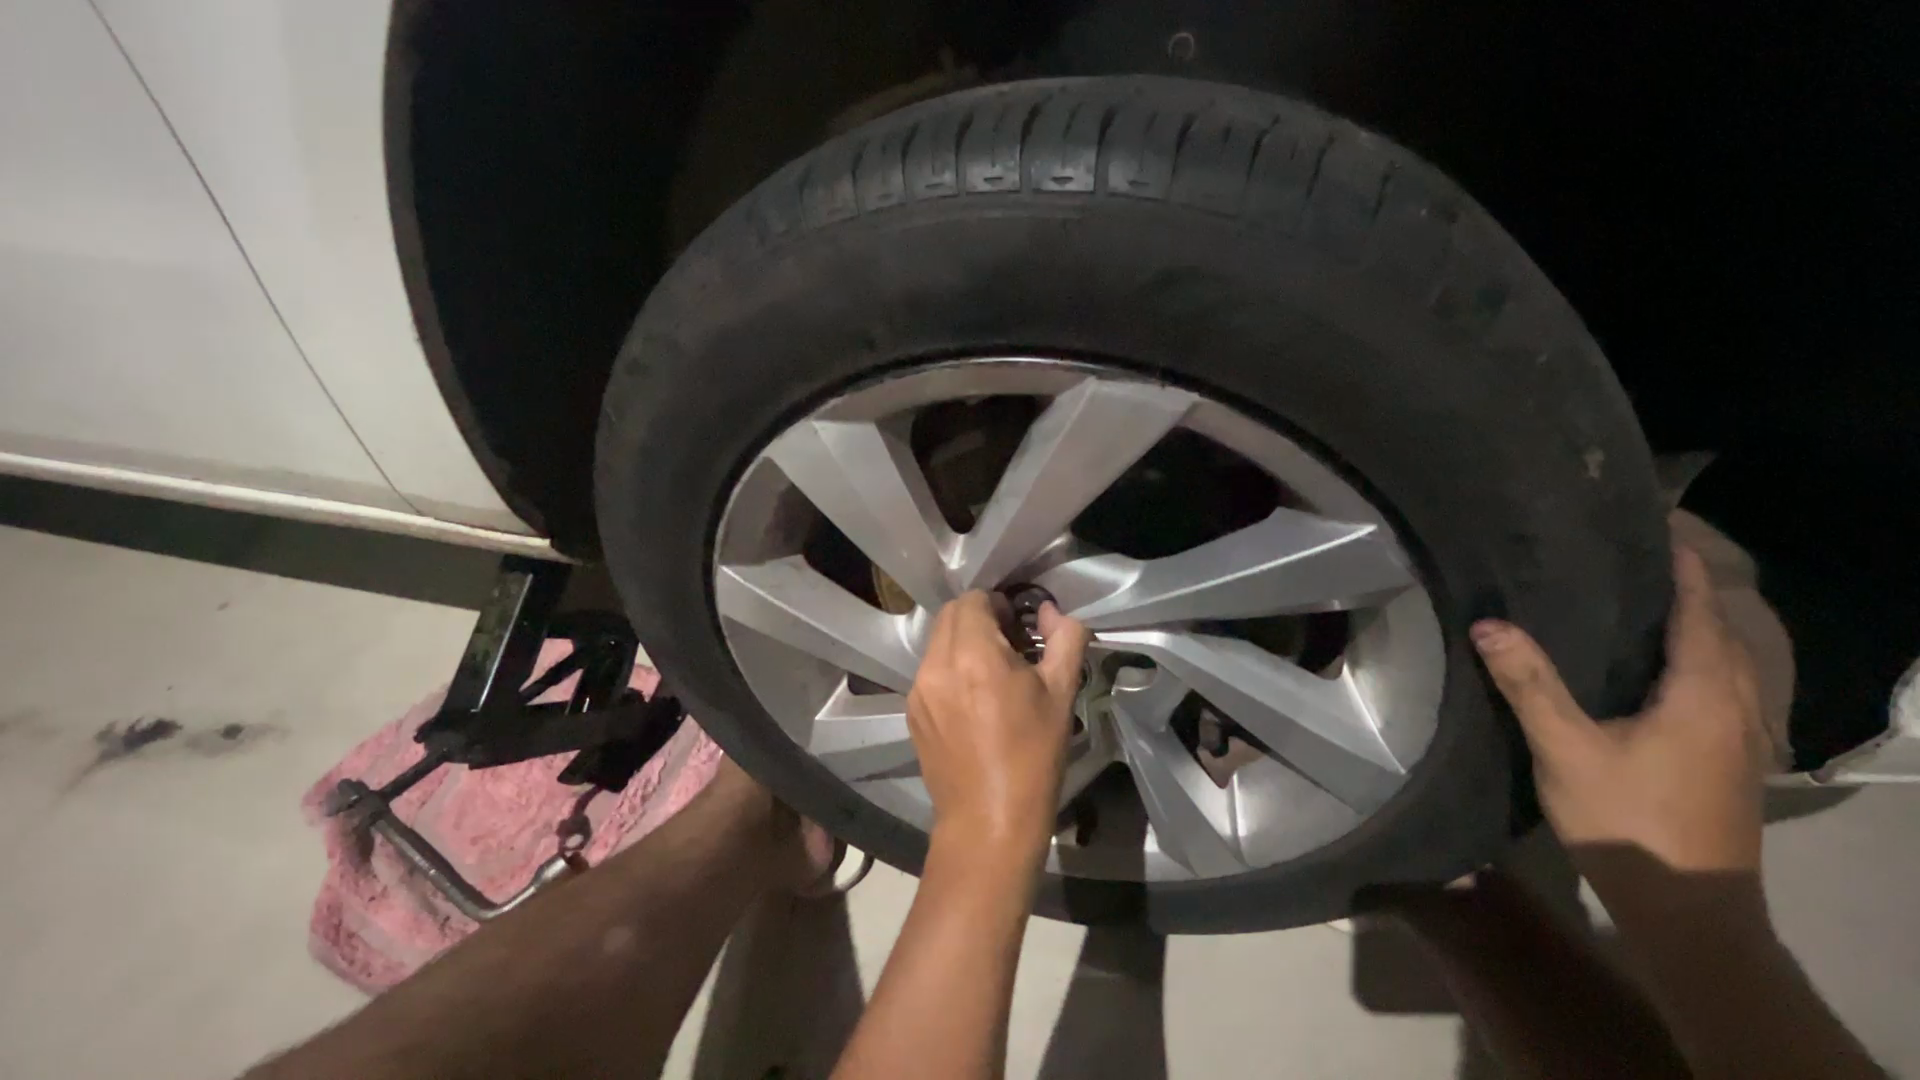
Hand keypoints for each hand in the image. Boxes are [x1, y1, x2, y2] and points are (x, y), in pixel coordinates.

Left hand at [906, 591, 1090, 848]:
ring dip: (963, 642)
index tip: (1020, 626)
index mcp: (973, 654)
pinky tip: (974, 700)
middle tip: (1009, 644)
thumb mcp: (1061, 693)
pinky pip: (930, 671)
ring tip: (992, 673)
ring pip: (938, 643)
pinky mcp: (912, 712)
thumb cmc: (1033, 756)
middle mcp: (937, 664)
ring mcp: (918, 689)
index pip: (974, 599)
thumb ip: (1064, 639)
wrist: (989, 819)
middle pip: (951, 615)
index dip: (999, 604)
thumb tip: (1051, 612)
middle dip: (979, 618)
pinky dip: (950, 669)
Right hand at [1471, 544, 1767, 889]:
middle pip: (1723, 633)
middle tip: (1636, 565)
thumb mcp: (1566, 749)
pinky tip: (1659, 677)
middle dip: (1690, 594)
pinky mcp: (1733, 761)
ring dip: (1699, 630)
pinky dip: (1700, 663)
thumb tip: (1488, 624)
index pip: (1700, 612)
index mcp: (1705, 692)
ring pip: (1730, 665)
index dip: (1682, 569)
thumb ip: (1529, 684)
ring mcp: (1742, 738)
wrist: (1689, 906)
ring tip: (1645, 610)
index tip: (1658, 530)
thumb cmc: (1628, 819)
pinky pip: (1724, 689)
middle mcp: (1737, 706)